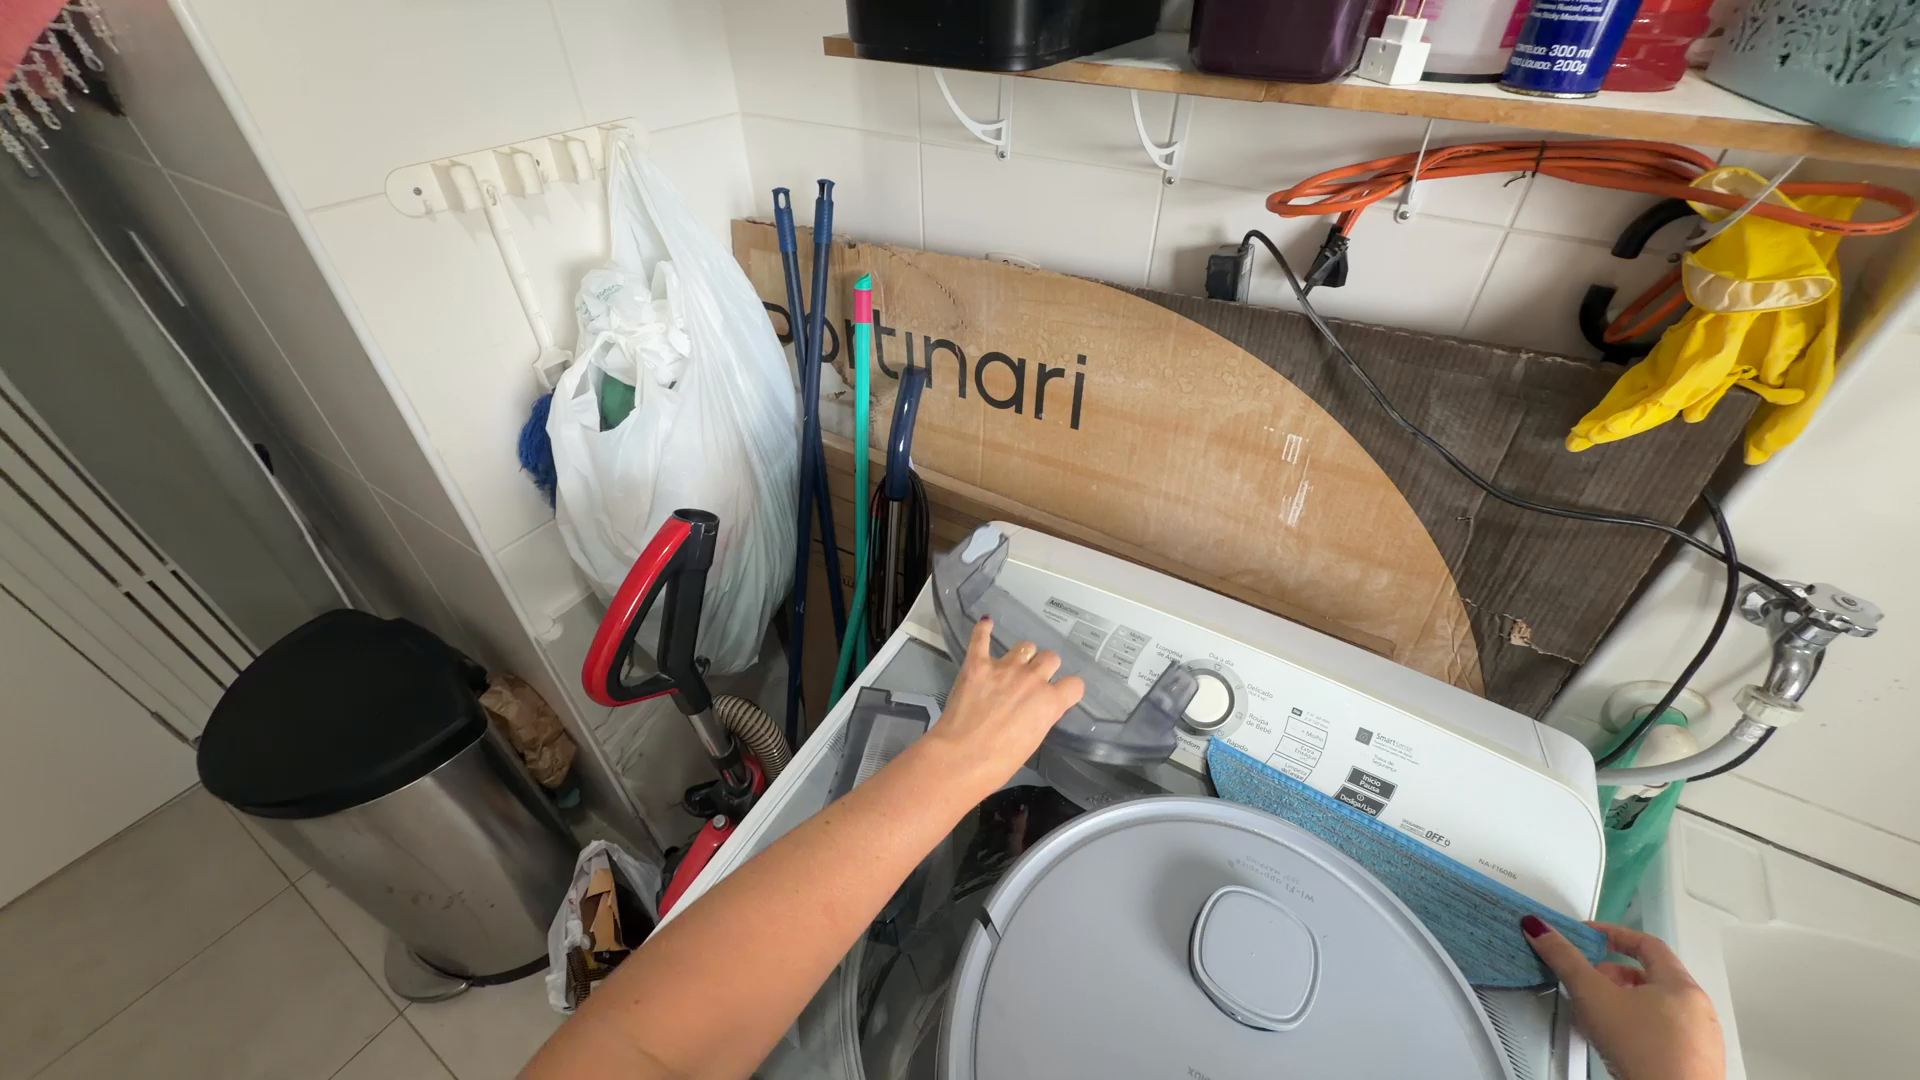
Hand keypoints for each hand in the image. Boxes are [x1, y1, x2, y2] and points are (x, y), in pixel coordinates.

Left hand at [919, 617, 1084, 797]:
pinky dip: (984, 630)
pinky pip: (981, 638)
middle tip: (1032, 681)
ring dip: (1022, 655)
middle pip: (1050, 658)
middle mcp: (1031, 679)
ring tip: (1013, 664)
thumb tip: (1034, 709)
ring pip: (1024, 646)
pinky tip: (987, 624)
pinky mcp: (977, 664)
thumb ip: (1039, 717)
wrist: (961, 758)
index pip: (1075, 684)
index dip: (1069, 689)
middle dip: (1045, 668)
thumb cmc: (998, 763)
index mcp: (1050, 703)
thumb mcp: (1032, 742)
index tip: (1062, 693)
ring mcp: (1004, 668)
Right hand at [1524, 917, 1724, 1079]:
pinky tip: (1610, 1040)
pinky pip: (1659, 1032)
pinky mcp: (1694, 1065)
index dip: (1612, 933)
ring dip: (1617, 1001)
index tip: (1584, 936)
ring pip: (1652, 1005)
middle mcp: (1698, 1010)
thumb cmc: (1639, 1046)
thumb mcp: (1592, 994)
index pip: (1647, 943)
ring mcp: (1700, 1041)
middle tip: (1584, 980)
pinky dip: (1631, 1026)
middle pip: (1648, 975)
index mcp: (1681, 987)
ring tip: (1591, 1014)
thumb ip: (1563, 957)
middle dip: (1609, 974)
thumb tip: (1537, 926)